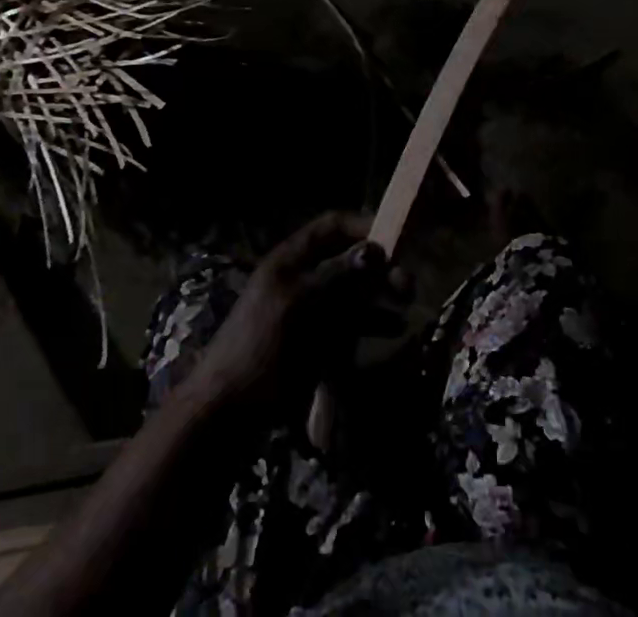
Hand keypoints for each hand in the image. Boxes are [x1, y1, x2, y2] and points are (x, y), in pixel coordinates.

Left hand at [185, 213, 408, 412]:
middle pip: (347, 260)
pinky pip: (350, 323)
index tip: (395, 241)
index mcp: (291, 261)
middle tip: (407, 284)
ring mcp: (311, 312)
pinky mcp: (317, 341)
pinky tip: (395, 329)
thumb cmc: (263, 347)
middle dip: (379, 268)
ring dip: (380, 294)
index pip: (332, 227)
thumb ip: (337, 274)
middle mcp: (303, 280)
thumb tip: (373, 249)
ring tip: (406, 304)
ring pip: (353, 292)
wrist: (231, 409)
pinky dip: (372, 322)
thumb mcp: (300, 304)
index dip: (362, 227)